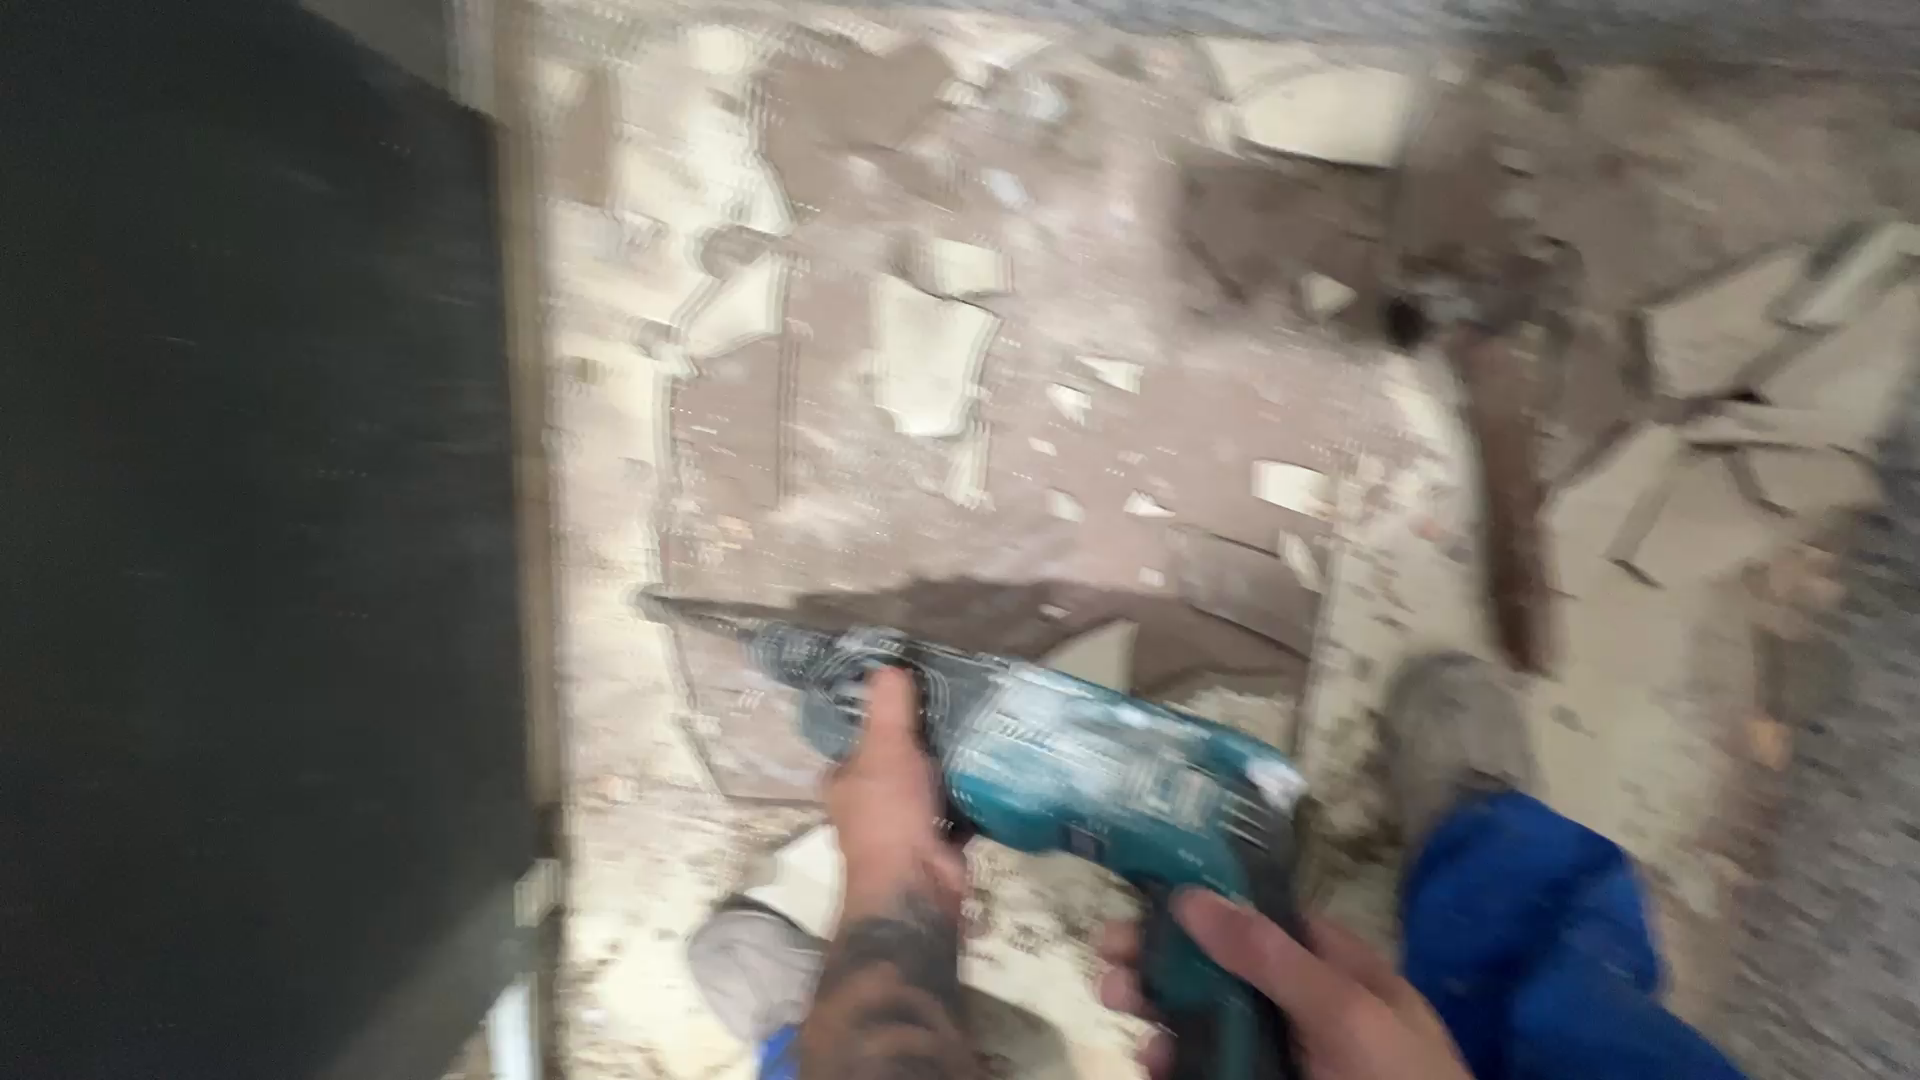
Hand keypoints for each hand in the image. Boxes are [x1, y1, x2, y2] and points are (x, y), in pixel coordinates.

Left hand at [824, 667, 968, 920]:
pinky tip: (994, 761)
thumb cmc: (889, 813)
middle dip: (924, 736)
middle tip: (957, 700)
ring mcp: (905, 822)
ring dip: (951, 761)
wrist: (917, 887)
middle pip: (899, 755)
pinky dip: (973, 788)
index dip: (883, 711)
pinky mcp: (939, 837)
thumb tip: (889, 664)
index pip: (860, 735)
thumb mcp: (884, 748)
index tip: (915, 686)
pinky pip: (958, 803)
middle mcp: (870, 801)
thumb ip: (888, 706)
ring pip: (929, 779)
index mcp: (845, 779)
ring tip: (980, 722)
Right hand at [1096, 889, 1470, 1079]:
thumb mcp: (1349, 1015)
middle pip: (1217, 963)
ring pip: (1203, 1015)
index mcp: (1333, 968)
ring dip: (1154, 1003)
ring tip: (1114, 1000)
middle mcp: (1300, 1005)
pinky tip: (1148, 1062)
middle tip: (1108, 952)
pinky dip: (1169, 1059)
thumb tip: (1188, 893)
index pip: (1257, 914)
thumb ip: (1270, 954)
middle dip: (1161, 953)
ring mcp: (1280, 1057)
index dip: (1201, 898)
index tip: (1146, 895)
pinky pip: (1205, 1067)